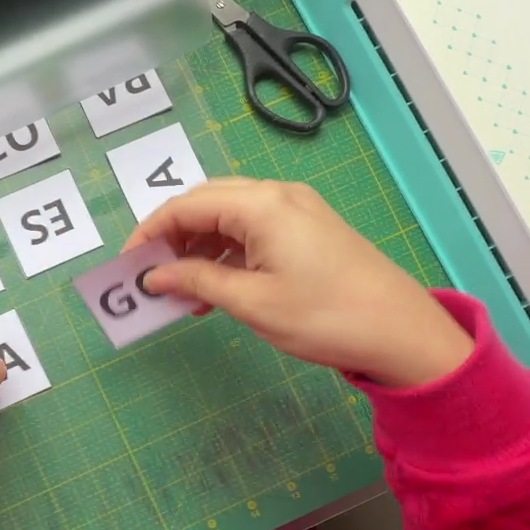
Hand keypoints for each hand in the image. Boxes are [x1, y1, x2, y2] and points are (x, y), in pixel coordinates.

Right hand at [126, 179, 473, 386]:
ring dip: (197, 247)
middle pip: (206, 202)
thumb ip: (197, 282)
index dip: (150, 232)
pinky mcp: (307, 230)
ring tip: (179, 288)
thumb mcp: (251, 302)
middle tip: (150, 273)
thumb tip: (155, 276)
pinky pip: (250, 231)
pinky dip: (224, 254)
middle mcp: (277, 196)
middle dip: (172, 236)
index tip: (128, 265)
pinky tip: (212, 287)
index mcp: (262, 205)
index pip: (187, 205)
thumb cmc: (323, 316)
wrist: (401, 333)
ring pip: (227, 217)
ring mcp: (295, 211)